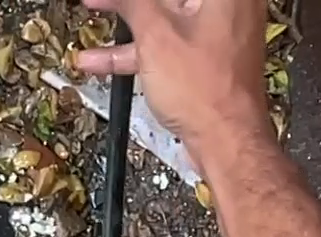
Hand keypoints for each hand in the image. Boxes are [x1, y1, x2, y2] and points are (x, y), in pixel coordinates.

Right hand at [75, 0, 273, 160]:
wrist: (224, 138)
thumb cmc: (204, 90)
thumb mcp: (156, 36)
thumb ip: (134, 4)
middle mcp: (227, 4)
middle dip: (127, 2)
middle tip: (99, 0)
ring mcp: (218, 34)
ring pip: (165, 19)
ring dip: (126, 25)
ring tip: (93, 15)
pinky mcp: (207, 62)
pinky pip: (169, 46)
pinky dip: (140, 51)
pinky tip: (106, 59)